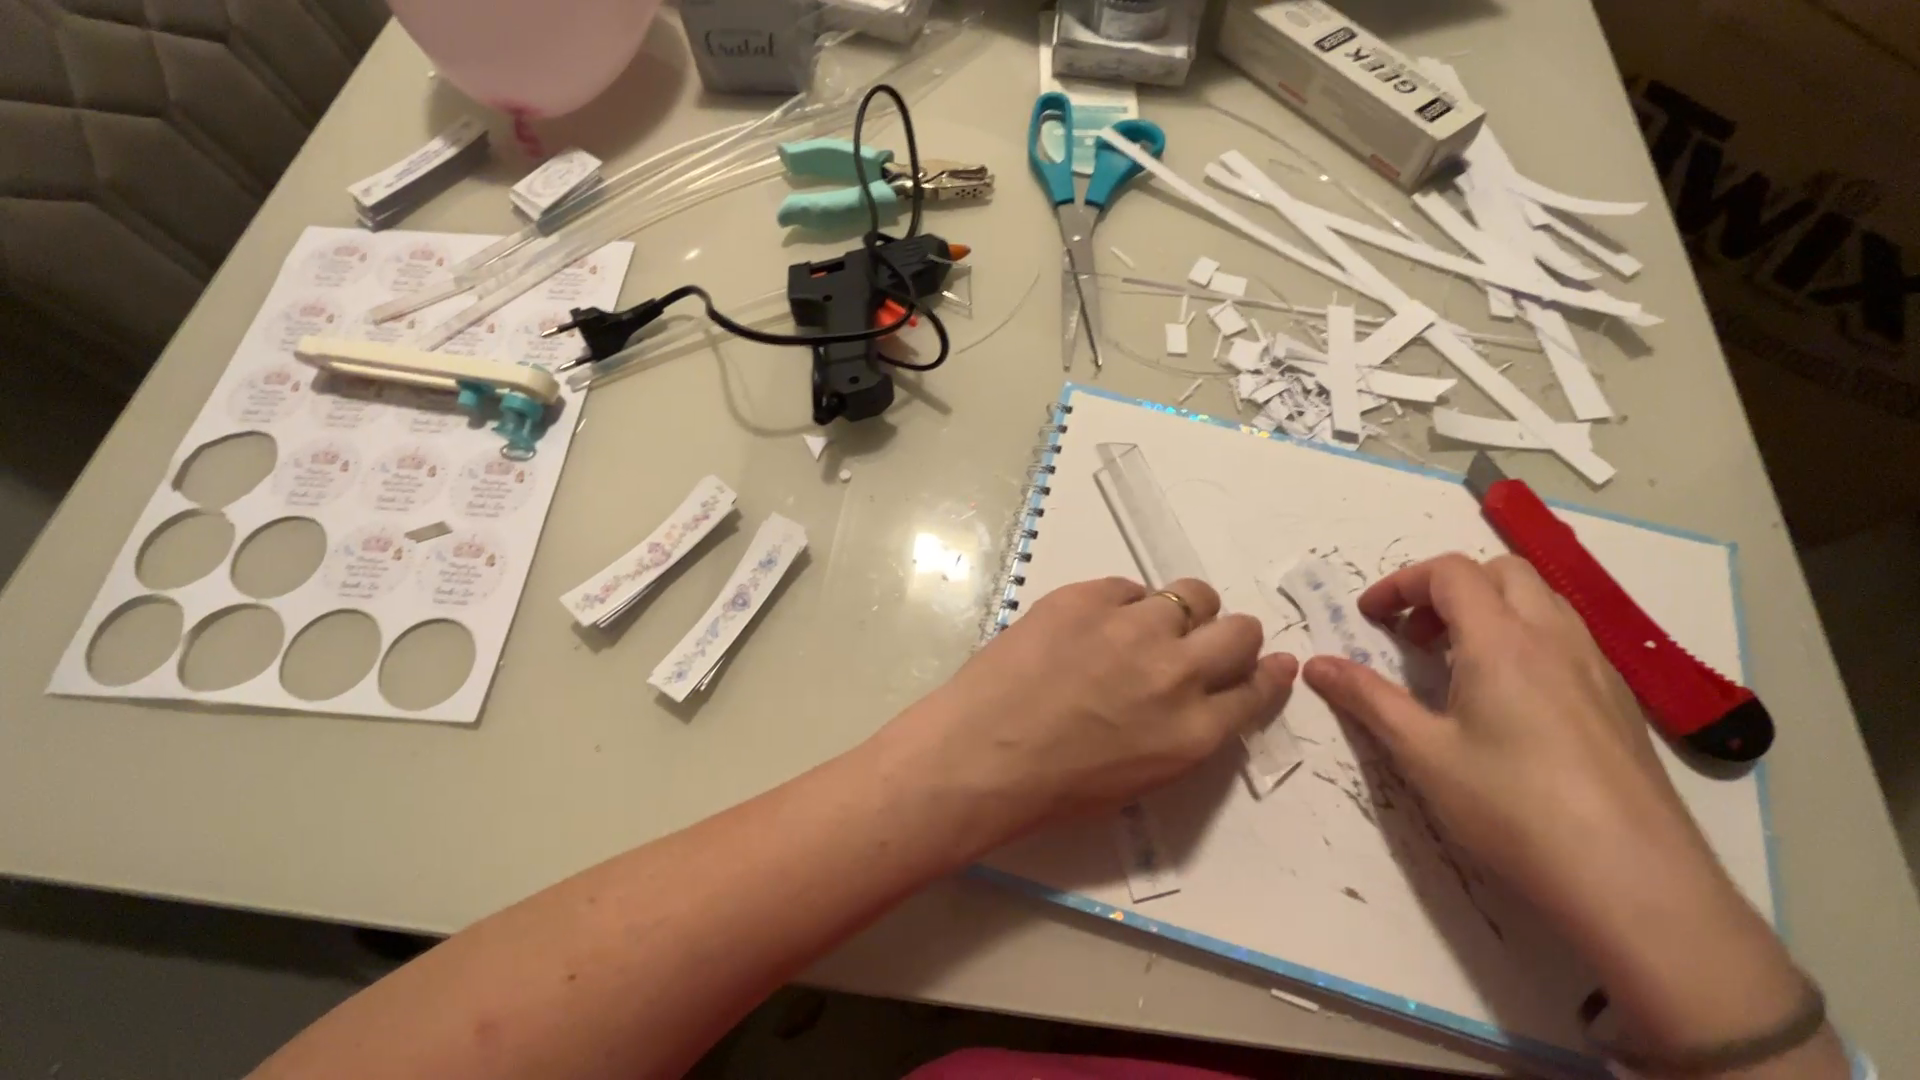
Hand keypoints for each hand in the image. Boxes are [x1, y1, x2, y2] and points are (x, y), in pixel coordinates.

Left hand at [886, 577, 1295, 847]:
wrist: (981, 755)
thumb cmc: (1054, 788)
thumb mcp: (1141, 779)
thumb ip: (1184, 734)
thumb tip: (1200, 700)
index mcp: (1196, 732)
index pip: (1257, 689)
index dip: (1267, 674)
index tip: (1270, 663)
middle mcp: (1179, 672)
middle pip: (1240, 631)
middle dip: (1230, 636)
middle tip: (1198, 644)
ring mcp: (1134, 627)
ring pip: (1192, 594)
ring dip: (1181, 611)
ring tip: (1146, 626)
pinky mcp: (1088, 597)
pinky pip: (1128, 586)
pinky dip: (1122, 603)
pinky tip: (1093, 625)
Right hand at [1304, 554, 1821, 1063]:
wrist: (1634, 883)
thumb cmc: (1513, 809)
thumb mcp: (1423, 754)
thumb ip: (1367, 699)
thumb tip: (1315, 665)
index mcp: (1502, 641)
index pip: (1449, 573)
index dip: (1400, 584)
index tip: (1369, 618)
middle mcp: (1555, 639)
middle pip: (1502, 572)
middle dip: (1448, 589)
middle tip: (1415, 638)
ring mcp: (1597, 670)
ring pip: (1542, 602)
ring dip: (1491, 611)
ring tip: (1457, 666)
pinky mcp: (1620, 705)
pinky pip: (1568, 641)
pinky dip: (1526, 641)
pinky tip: (1510, 704)